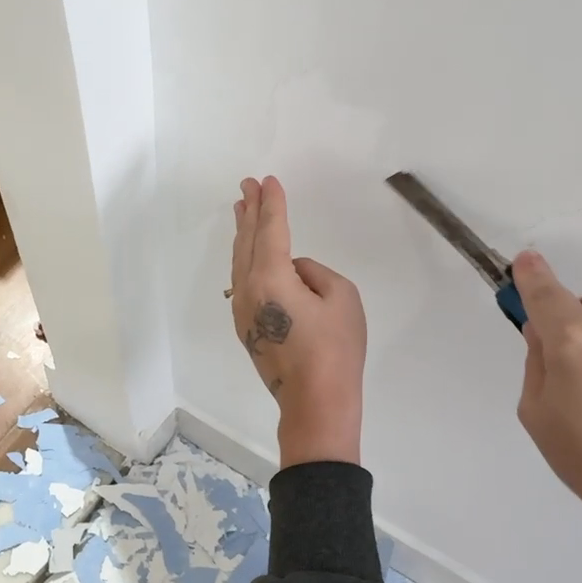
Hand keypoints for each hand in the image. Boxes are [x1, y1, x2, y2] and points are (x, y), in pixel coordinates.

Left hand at [230, 176, 366, 467]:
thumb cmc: (334, 349)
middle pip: (248, 243)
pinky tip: (248, 256)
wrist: (314, 401)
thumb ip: (313, 273)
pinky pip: (243, 284)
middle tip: (246, 186)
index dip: (271, 205)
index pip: (271, 231)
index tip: (267, 181)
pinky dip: (245, 261)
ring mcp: (243, 313)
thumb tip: (293, 273)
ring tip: (242, 211)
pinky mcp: (247, 329)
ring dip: (244, 236)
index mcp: (270, 279)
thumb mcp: (341, 297)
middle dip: (249, 213)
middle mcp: (248, 292)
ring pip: (240, 264)